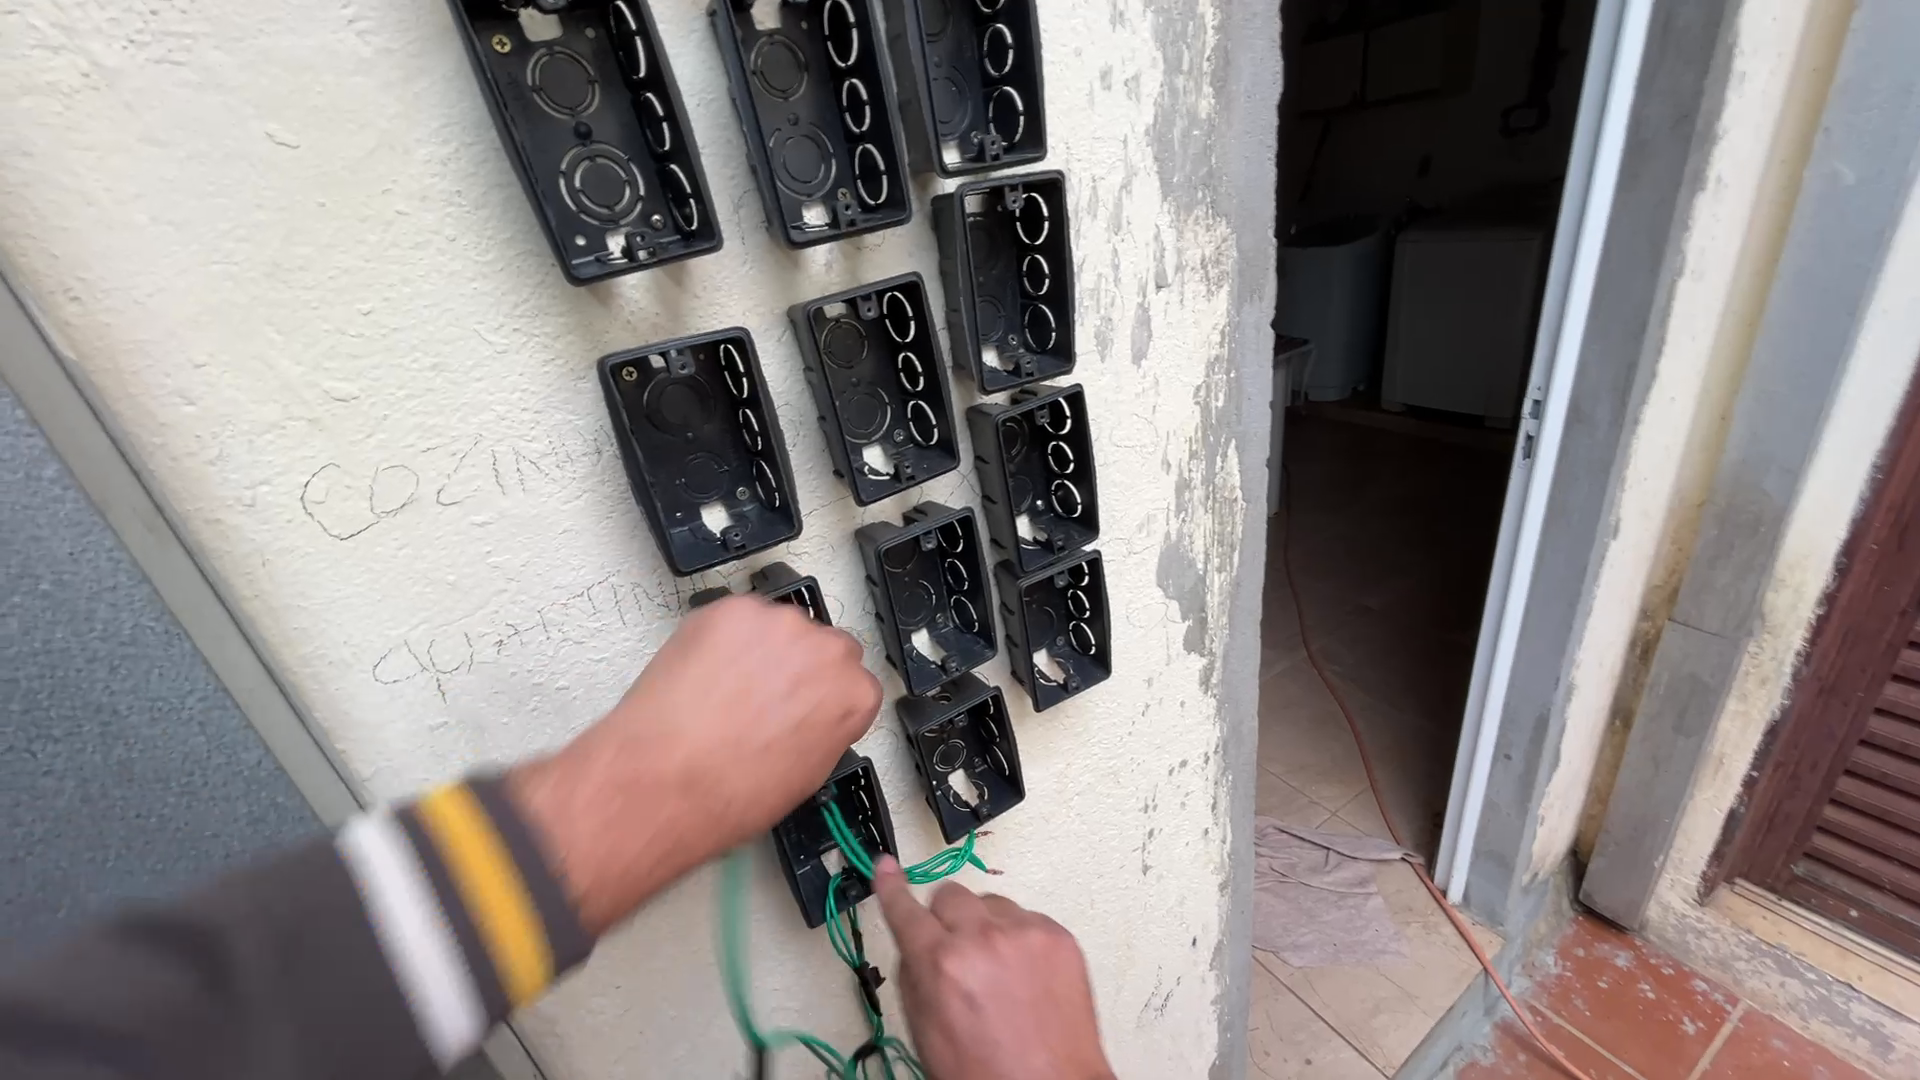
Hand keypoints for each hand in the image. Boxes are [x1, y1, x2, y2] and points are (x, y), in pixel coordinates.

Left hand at [507, 595, 881, 934]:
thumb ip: (827, 729)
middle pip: (825, 645)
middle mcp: (827, 651)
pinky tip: (706, 674)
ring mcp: (779, 624)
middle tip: (765, 696)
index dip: (826, 695)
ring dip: (761, 649)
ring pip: (779, 627)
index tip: (806, 704)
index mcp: (854, 693)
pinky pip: (737, 617)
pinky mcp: (733, 610)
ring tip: (726, 688)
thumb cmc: (727, 794)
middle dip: (800, 667)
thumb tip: (814, 717)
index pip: (856, 680)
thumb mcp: (806, 777)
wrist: (662, 780)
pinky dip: (723, 638)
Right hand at [874, 857, 1114, 1079]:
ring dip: (986, 926)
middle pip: (949, 895)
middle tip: (957, 951)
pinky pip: (1026, 917)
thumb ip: (915, 979)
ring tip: (997, 971)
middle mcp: (981, 938)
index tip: (886, 866)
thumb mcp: (927, 1036)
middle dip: (947, 920)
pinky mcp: (1057, 935)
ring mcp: (1023, 932)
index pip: (905, 911)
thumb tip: (915, 945)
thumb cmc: (990, 1076)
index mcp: (941, 965)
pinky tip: (1024, 975)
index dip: (891, 887)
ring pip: (989, 902)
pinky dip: (1020, 938)